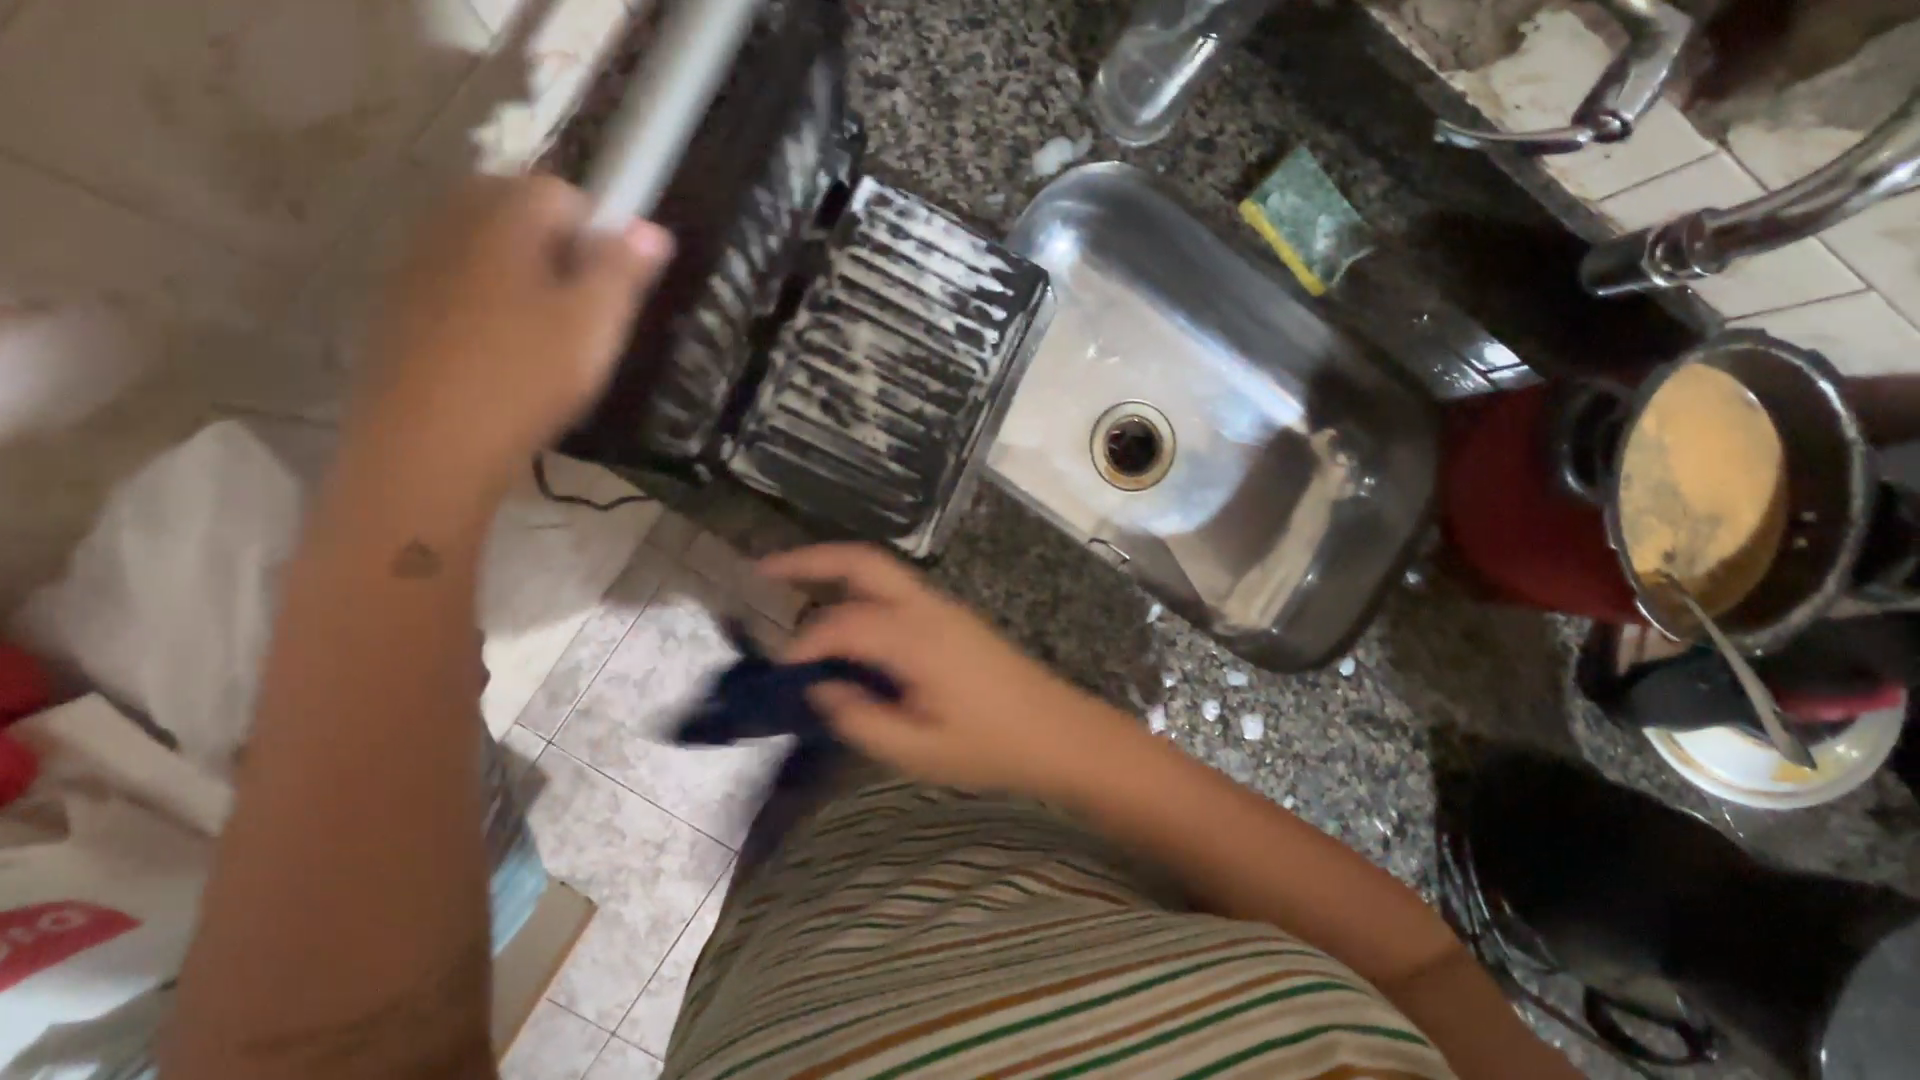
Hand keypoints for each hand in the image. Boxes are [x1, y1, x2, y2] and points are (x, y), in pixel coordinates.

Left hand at [347, 174, 673, 493]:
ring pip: (483, 248)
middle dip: (555, 245)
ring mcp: (417, 264)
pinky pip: (453, 283)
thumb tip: (651, 228)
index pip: (562, 191)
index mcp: (504, 217)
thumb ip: (623, 270)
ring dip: (518, 273)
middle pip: (514, 209)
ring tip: (543, 336)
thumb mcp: (593, 325)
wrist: (426, 446)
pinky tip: (499, 355)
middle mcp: (453, 223)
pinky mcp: (396, 307)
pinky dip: (482, 303)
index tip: (614, 282)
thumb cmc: (523, 379)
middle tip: (582, 307)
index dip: (599, 229)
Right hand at [759, 544, 1148, 800]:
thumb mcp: (919, 751)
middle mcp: (928, 607)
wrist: (1062, 735)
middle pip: (862, 562)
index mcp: (916, 638)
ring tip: (788, 592)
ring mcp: (944, 607)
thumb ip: (861, 719)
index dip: (801, 643)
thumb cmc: (993, 748)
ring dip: (832, 573)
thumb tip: (819, 690)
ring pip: (879, 571)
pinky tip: (842, 624)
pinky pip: (895, 590)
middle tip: (760, 572)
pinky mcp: (952, 617)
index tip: (775, 670)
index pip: (841, 624)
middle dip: (808, 560)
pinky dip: (857, 592)